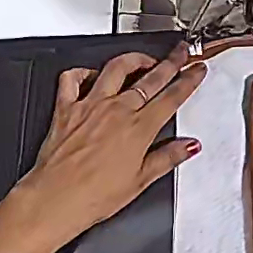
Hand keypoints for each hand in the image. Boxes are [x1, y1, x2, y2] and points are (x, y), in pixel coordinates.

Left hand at [0, 45, 206, 252]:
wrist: (55, 199)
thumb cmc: (93, 196)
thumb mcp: (140, 180)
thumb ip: (168, 157)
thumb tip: (189, 146)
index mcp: (138, 128)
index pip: (172, 96)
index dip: (188, 80)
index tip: (197, 70)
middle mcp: (116, 110)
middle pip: (151, 78)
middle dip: (171, 62)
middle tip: (180, 53)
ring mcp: (90, 105)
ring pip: (116, 68)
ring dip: (133, 59)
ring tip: (143, 58)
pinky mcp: (66, 107)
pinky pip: (73, 78)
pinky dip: (83, 72)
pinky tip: (91, 74)